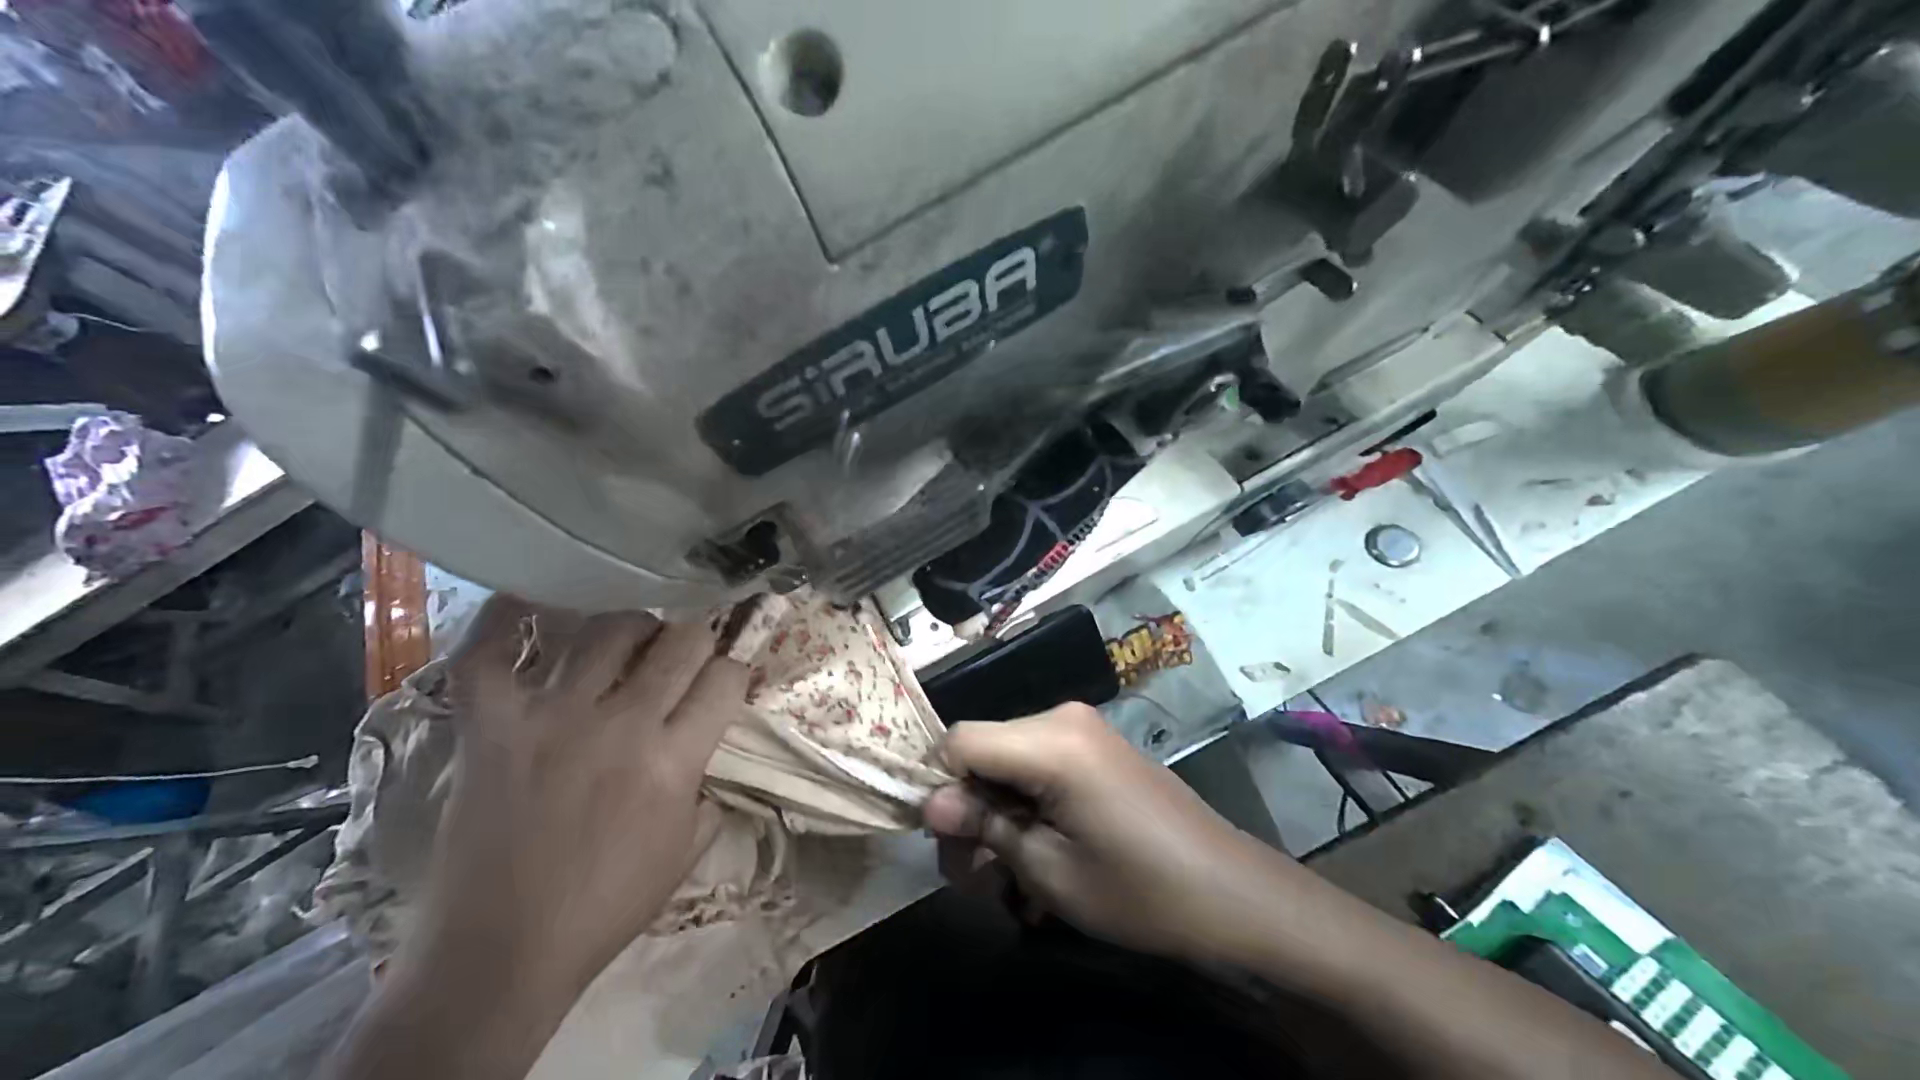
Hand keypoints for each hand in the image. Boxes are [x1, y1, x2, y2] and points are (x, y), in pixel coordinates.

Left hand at [423, 596, 747, 1006]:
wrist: (500, 952)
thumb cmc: (606, 905)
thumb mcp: (687, 850)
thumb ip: (710, 787)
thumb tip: (712, 744)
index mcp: (673, 762)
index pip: (725, 679)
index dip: (737, 664)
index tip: (732, 663)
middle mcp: (620, 725)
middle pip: (678, 642)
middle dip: (697, 632)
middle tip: (692, 636)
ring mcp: (550, 717)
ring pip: (607, 629)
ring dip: (634, 621)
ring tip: (636, 627)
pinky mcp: (489, 724)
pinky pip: (491, 652)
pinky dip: (507, 617)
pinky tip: (533, 595)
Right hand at [923, 704, 1300, 964]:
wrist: (1230, 892)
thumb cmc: (1139, 890)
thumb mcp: (1049, 870)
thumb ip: (984, 825)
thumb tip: (929, 803)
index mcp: (1050, 742)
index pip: (959, 740)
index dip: (939, 786)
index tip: (944, 839)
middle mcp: (1062, 719)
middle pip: (982, 749)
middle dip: (966, 807)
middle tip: (969, 873)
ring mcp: (1082, 729)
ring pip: (1005, 759)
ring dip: (994, 811)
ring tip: (1001, 874)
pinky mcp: (1094, 746)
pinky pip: (1036, 763)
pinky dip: (1023, 803)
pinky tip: (1033, 849)